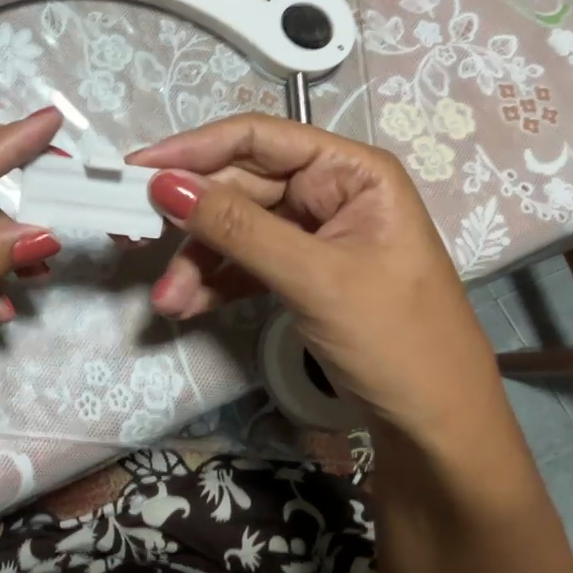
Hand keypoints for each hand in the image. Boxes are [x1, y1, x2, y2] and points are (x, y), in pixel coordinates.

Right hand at [126, 114, 500, 439]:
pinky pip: (241, 262)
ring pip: (233, 228)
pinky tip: (187, 306)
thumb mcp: (313, 278)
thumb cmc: (397, 340)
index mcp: (350, 171)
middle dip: (191, 223)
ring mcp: (311, 232)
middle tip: (134, 239)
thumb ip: (235, 227)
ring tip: (167, 301)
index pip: (258, 138)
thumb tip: (162, 184)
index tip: (137, 168)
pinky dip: (212, 282)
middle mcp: (328, 191)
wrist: (438, 434)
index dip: (194, 148)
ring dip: (195, 262)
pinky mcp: (297, 271)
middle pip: (238, 187)